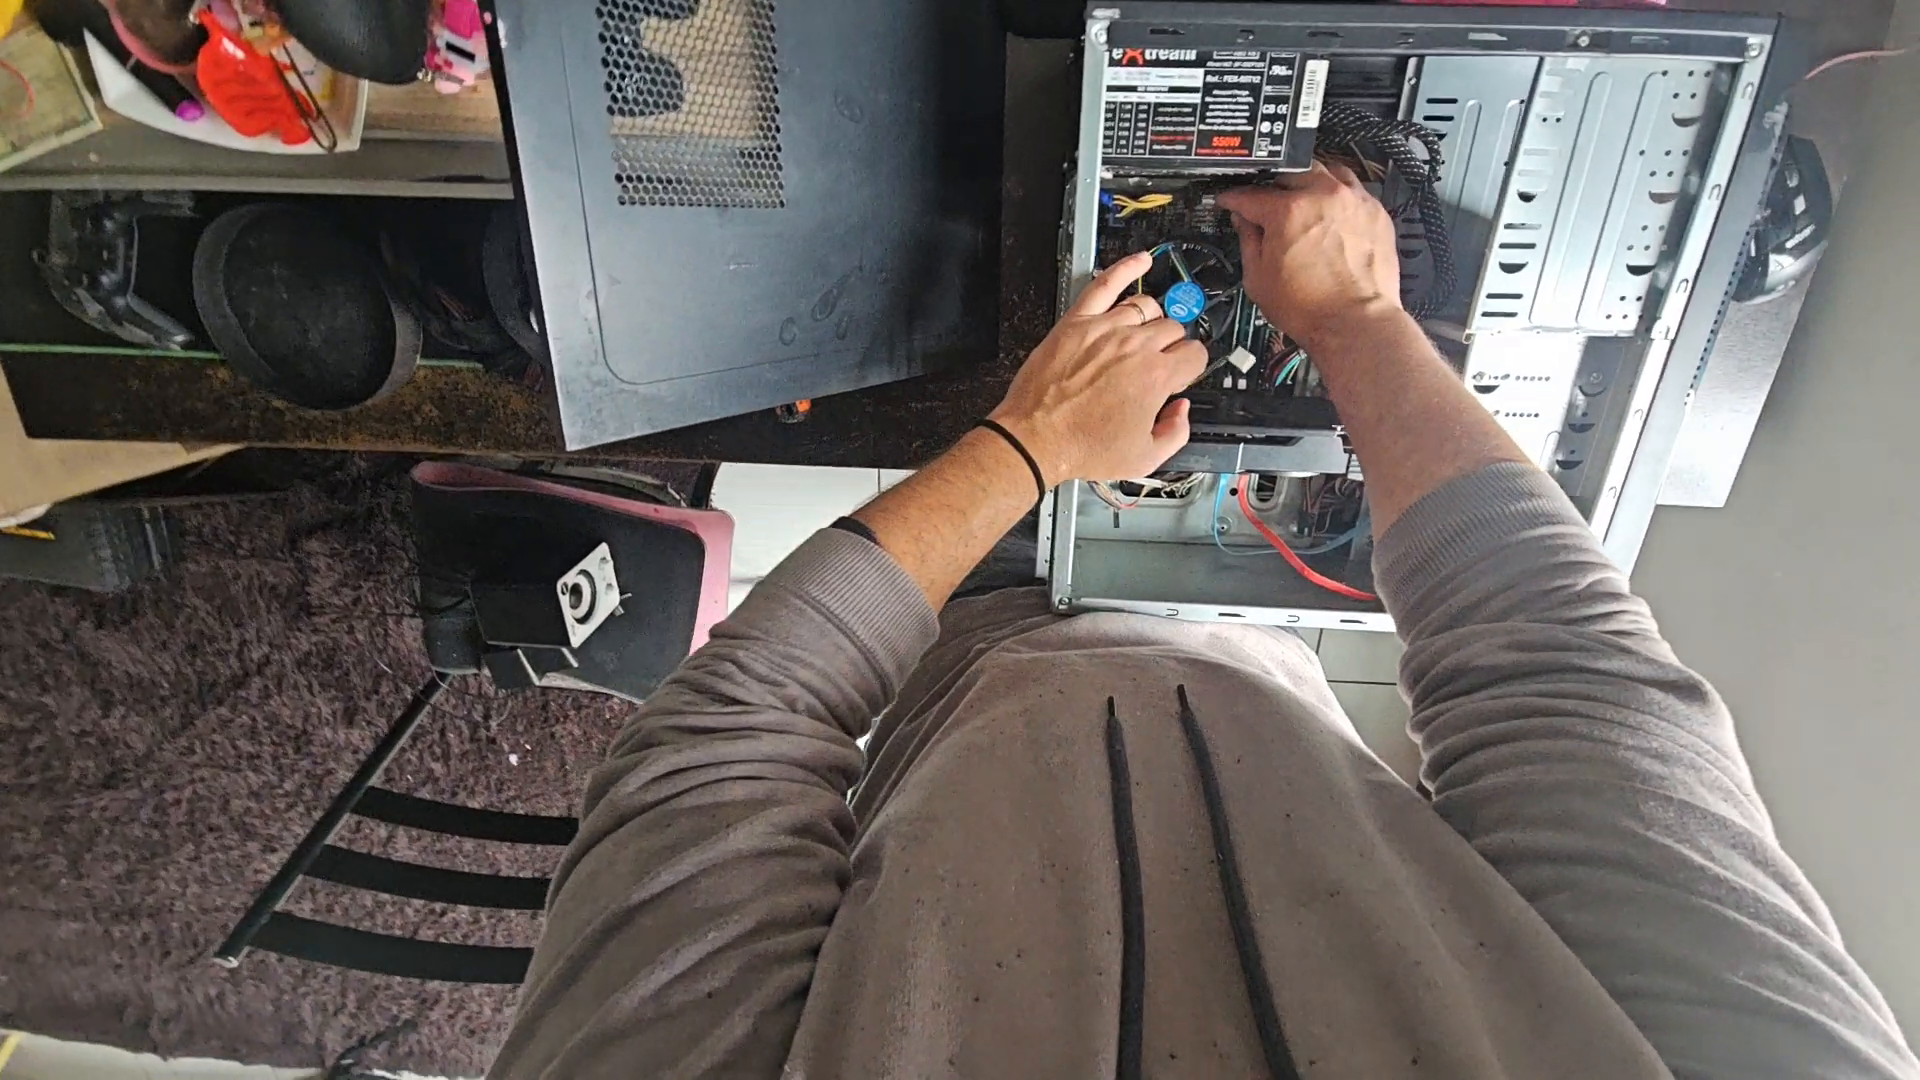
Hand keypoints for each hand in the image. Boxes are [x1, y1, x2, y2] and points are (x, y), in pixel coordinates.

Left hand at [989, 251, 1208, 482]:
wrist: (1035, 440)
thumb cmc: (1080, 447)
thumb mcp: (1143, 459)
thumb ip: (1175, 432)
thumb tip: (1181, 411)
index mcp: (1155, 377)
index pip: (1194, 354)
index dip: (1190, 367)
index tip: (1179, 375)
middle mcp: (1133, 346)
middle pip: (1172, 328)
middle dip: (1170, 346)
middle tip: (1156, 362)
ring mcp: (1104, 330)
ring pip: (1145, 307)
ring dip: (1151, 321)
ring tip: (1141, 338)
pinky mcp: (1076, 323)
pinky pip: (1106, 283)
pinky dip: (1126, 267)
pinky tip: (1140, 262)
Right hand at [1217, 162, 1403, 348]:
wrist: (1352, 320)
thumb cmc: (1309, 306)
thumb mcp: (1258, 278)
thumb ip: (1249, 241)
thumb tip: (1245, 223)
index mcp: (1288, 211)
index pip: (1251, 195)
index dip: (1234, 198)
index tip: (1229, 201)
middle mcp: (1322, 195)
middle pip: (1289, 172)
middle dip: (1270, 183)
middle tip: (1262, 198)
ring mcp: (1353, 199)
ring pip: (1325, 169)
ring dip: (1306, 178)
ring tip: (1297, 194)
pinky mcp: (1374, 210)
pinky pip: (1351, 187)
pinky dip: (1334, 191)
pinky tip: (1327, 206)